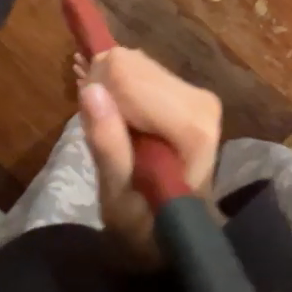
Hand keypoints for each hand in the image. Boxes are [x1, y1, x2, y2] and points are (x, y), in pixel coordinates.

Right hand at [78, 48, 221, 265]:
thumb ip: (108, 147)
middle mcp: (201, 100)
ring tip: (116, 130)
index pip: (126, 78)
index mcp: (191, 127)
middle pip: (128, 63)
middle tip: (102, 131)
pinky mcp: (188, 88)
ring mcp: (196, 91)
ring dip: (112, 91)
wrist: (178, 230)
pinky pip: (139, 67)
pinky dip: (122, 89)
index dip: (98, 96)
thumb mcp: (117, 200)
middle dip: (104, 91)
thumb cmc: (147, 224)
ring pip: (131, 61)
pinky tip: (126, 119)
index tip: (93, 129)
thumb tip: (91, 90)